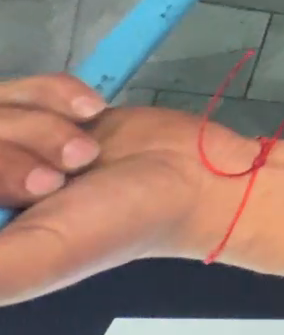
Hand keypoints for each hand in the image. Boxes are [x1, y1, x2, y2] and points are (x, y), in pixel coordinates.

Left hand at [0, 75, 243, 305]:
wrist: (198, 178)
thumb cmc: (115, 226)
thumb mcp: (23, 262)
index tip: (26, 187)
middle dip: (9, 154)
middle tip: (57, 180)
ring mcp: (12, 147)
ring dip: (40, 126)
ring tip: (85, 152)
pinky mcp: (53, 113)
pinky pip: (25, 87)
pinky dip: (60, 94)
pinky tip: (93, 111)